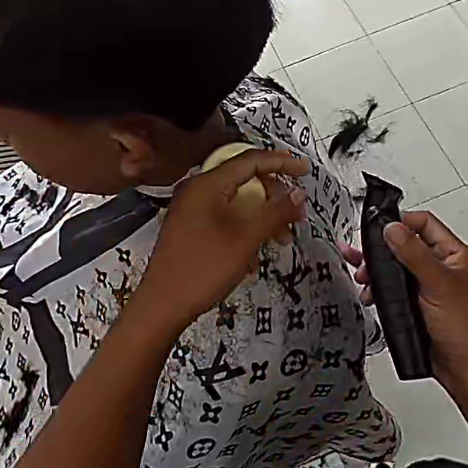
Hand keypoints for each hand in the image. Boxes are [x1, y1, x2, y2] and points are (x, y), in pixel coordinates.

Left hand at [135, 149, 307, 329]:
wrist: (163, 306)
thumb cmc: (203, 269)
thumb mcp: (247, 238)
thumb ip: (276, 212)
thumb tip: (299, 193)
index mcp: (207, 185)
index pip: (250, 160)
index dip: (281, 162)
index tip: (304, 170)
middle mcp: (197, 190)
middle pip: (245, 179)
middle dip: (274, 196)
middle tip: (295, 214)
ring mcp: (192, 209)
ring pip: (238, 201)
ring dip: (263, 216)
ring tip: (281, 239)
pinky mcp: (191, 227)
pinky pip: (226, 217)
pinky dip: (246, 228)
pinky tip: (255, 255)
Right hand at [338, 211, 467, 389]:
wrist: (463, 368)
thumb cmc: (465, 329)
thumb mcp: (438, 284)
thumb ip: (414, 254)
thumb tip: (393, 228)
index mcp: (454, 255)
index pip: (425, 224)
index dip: (402, 223)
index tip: (380, 229)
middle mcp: (441, 267)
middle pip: (405, 244)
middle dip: (382, 249)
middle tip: (365, 255)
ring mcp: (427, 285)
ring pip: (395, 266)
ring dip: (377, 269)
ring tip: (363, 275)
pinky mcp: (415, 302)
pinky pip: (392, 287)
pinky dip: (378, 288)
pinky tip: (370, 292)